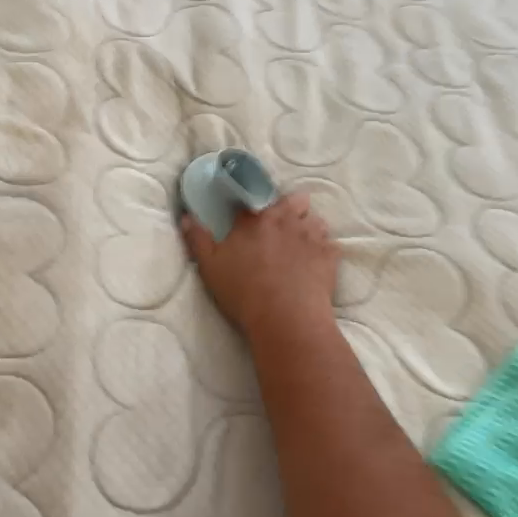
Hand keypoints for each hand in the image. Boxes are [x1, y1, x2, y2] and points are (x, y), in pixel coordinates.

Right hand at [180, 191, 337, 337]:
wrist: (285, 318)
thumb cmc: (243, 292)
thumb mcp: (209, 266)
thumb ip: (197, 238)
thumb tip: (186, 217)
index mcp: (254, 219)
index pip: (253, 197)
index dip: (252, 205)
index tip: (250, 215)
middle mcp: (285, 220)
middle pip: (294, 200)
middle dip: (290, 207)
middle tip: (282, 227)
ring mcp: (311, 236)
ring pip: (315, 220)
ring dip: (309, 228)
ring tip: (301, 245)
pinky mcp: (330, 255)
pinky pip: (331, 245)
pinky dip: (324, 251)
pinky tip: (316, 264)